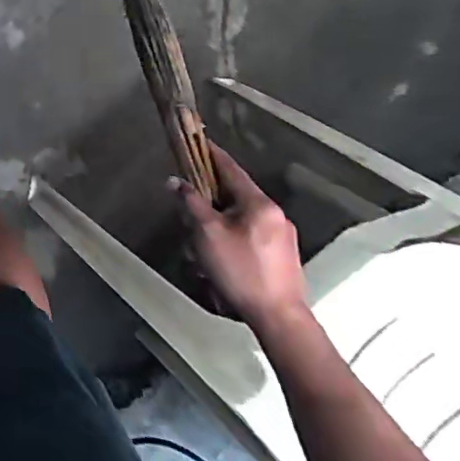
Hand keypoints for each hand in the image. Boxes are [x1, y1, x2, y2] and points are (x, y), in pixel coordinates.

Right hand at [173, 144, 307, 324]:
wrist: (279, 318)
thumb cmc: (240, 271)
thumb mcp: (207, 234)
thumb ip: (191, 203)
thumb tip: (176, 181)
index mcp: (259, 203)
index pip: (231, 168)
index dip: (211, 154)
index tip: (198, 141)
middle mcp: (275, 213)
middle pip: (236, 194)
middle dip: (211, 197)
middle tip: (190, 204)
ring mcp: (283, 235)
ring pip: (243, 217)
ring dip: (221, 221)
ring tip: (202, 240)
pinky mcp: (283, 256)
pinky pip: (253, 235)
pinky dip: (234, 236)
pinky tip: (222, 257)